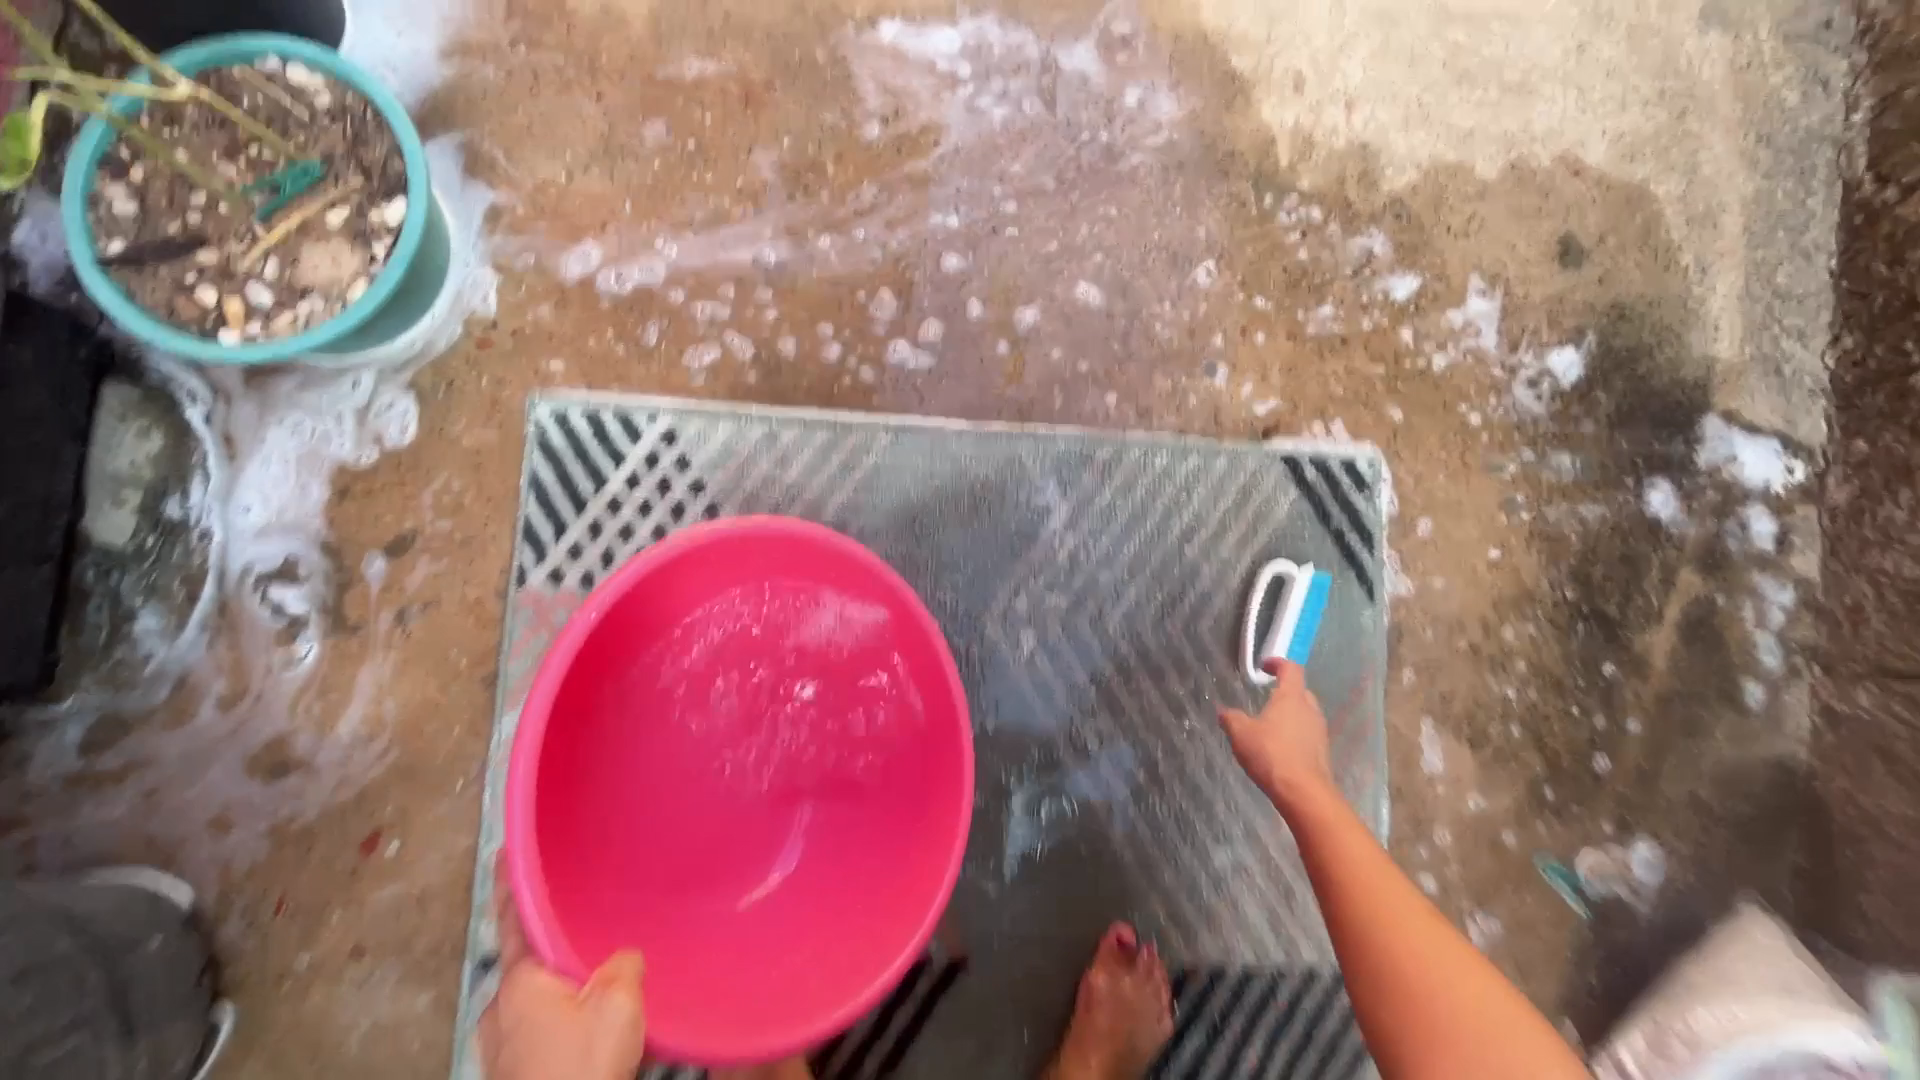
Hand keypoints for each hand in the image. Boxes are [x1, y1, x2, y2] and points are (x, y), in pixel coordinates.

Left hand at [480, 866, 646, 1079]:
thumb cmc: (582, 1067)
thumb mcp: (620, 1001)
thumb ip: (623, 964)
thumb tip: (622, 957)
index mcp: (520, 980)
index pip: (514, 916)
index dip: (511, 880)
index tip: (505, 847)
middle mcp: (499, 1007)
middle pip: (524, 957)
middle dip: (547, 938)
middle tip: (578, 915)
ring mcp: (498, 1044)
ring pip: (530, 994)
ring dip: (555, 978)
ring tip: (589, 968)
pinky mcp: (510, 1072)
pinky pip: (535, 1021)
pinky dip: (557, 1007)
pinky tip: (584, 1016)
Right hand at [1217, 658, 1335, 813]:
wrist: (1303, 791)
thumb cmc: (1271, 753)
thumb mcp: (1241, 733)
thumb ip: (1231, 718)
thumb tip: (1224, 711)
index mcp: (1291, 698)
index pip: (1291, 669)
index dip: (1278, 663)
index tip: (1265, 666)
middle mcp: (1310, 709)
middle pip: (1300, 691)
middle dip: (1284, 691)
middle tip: (1266, 697)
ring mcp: (1319, 731)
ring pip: (1305, 713)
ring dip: (1290, 714)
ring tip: (1269, 725)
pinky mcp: (1322, 751)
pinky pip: (1307, 733)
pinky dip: (1294, 733)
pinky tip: (1279, 747)